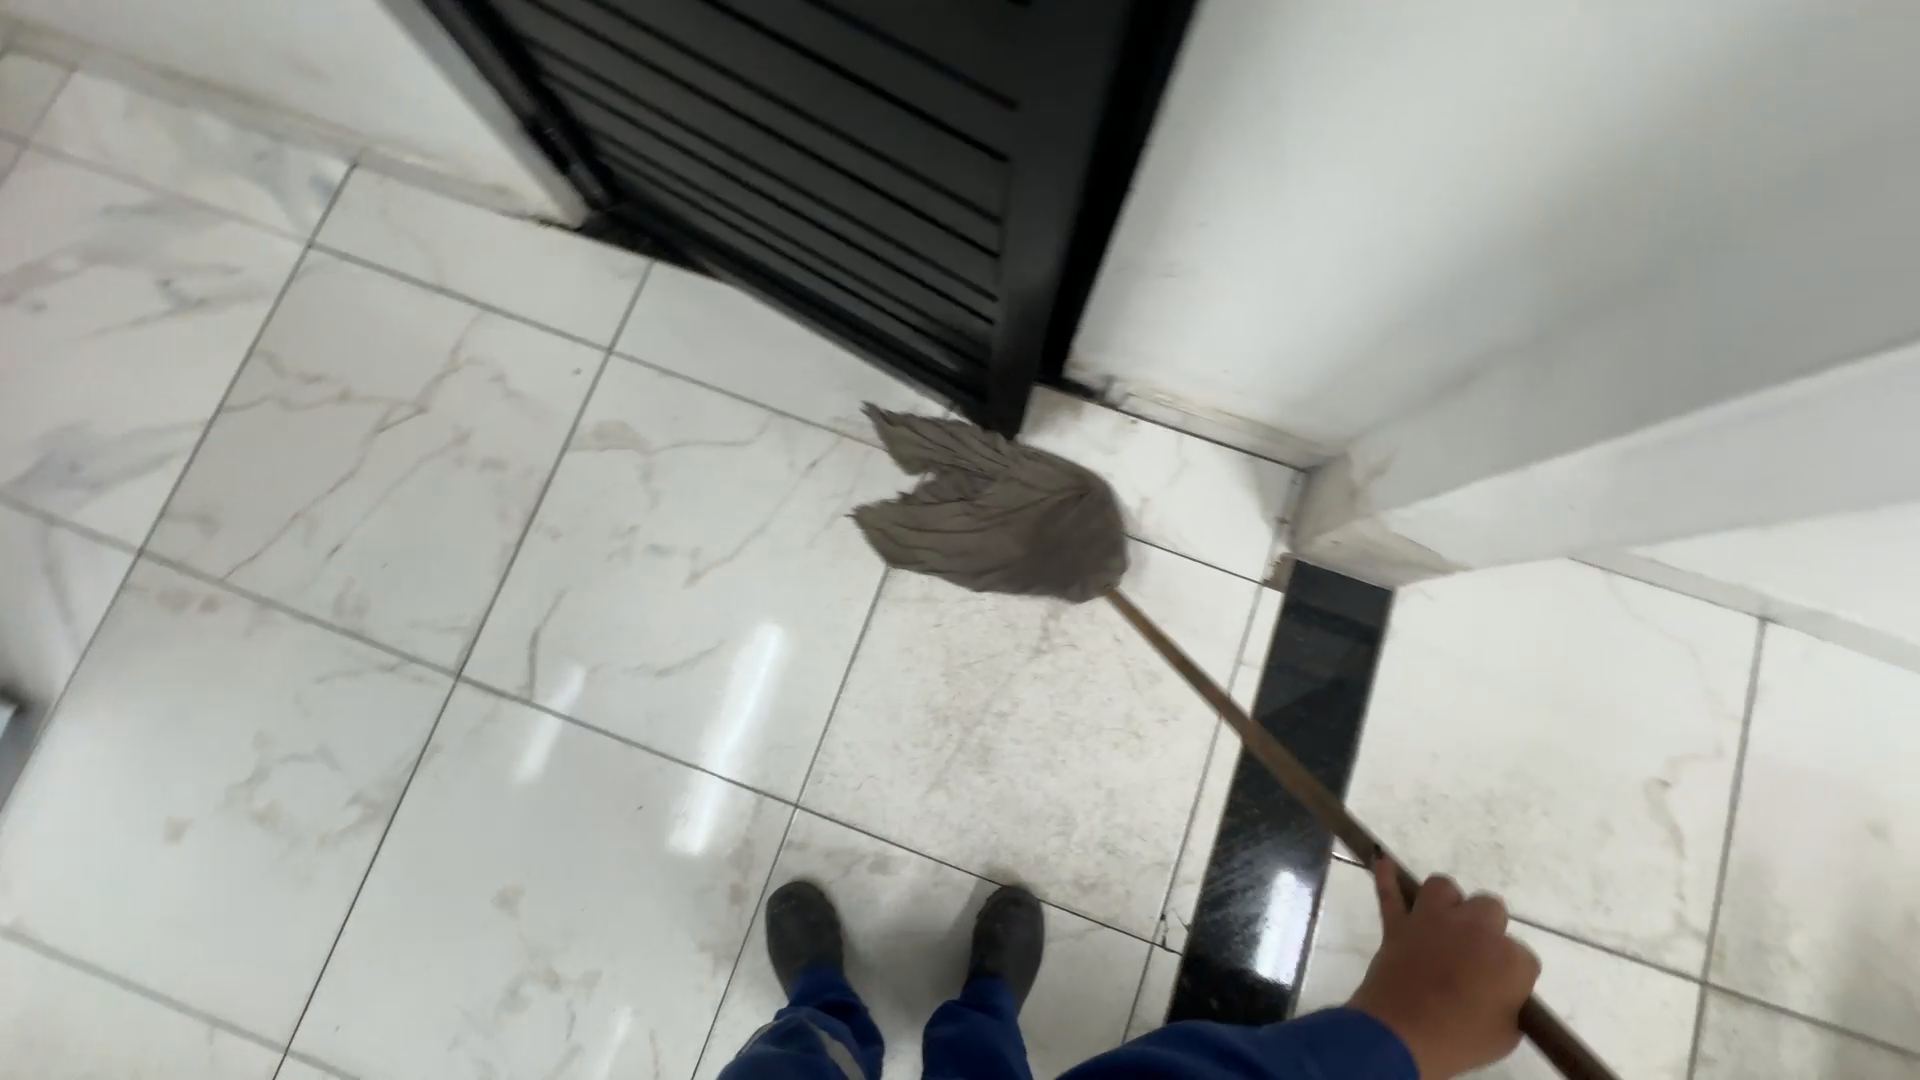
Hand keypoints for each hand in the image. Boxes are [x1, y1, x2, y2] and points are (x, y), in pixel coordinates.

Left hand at [1345, 858, 1540, 1078]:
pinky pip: (1388, 891)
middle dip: (1487, 926)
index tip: (1502, 990)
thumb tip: (1497, 986)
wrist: (1404, 1031)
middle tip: (1477, 954)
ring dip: (1447, 901)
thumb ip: (1508, 997)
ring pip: (1441, 887)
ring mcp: (1430, 919)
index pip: (1523, 956)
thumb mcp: (1507, 1030)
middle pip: (1489, 907)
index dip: (1513, 974)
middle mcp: (1472, 927)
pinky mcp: (1397, 922)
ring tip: (1446, 920)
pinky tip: (1383, 861)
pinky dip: (1385, 877)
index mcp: (1508, 957)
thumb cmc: (1463, 1038)